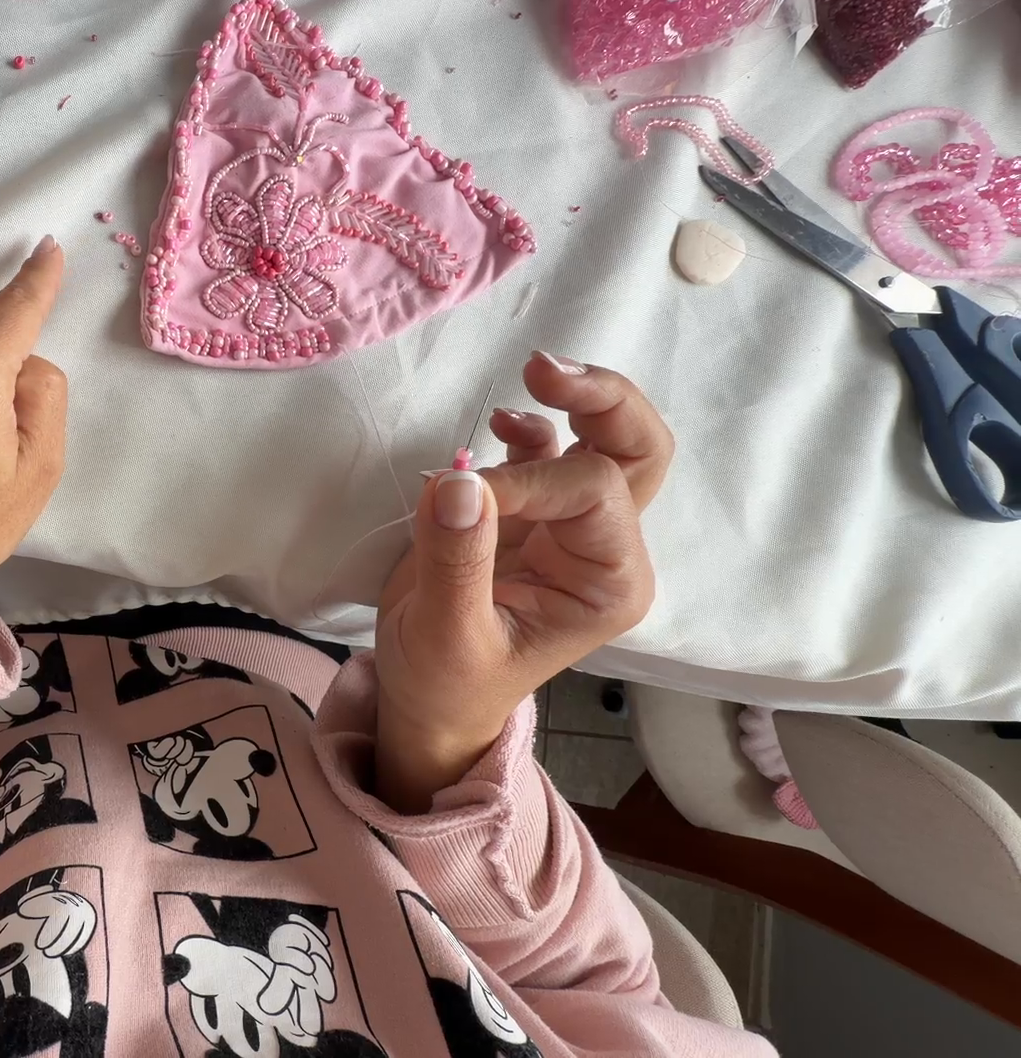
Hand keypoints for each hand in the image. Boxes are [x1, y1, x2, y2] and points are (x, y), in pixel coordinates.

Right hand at [370, 352, 674, 811]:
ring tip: (532, 373)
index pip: (587, 493)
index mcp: (608, 584)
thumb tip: (456, 480)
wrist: (432, 700)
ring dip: (579, 404)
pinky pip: (549, 457)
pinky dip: (531, 429)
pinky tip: (502, 422)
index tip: (453, 493)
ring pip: (605, 446)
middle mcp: (603, 550)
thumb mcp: (447, 632)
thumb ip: (456, 560)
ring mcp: (568, 531)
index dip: (523, 479)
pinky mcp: (527, 520)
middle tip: (544, 369)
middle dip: (603, 403)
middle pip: (636, 454)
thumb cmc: (446, 680)